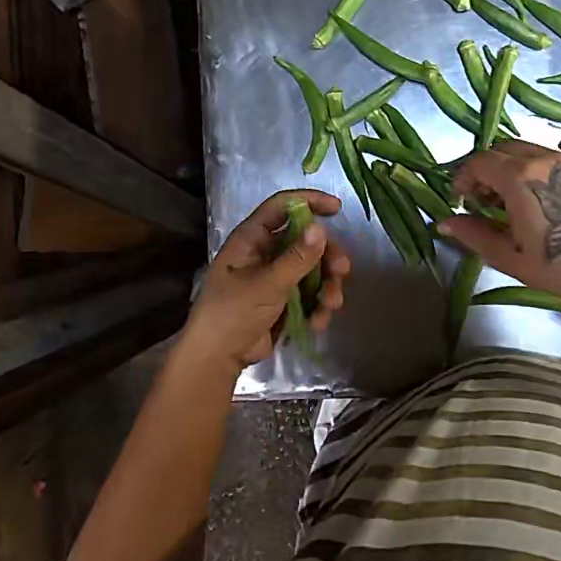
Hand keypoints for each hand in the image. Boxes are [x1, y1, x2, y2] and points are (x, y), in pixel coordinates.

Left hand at [178, 190, 350, 373]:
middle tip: (343, 271)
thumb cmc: (232, 313)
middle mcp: (265, 253)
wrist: (218, 359)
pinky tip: (317, 322)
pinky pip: (310, 293)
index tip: (337, 208)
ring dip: (327, 286)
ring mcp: (276, 277)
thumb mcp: (267, 284)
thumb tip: (320, 228)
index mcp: (252, 240)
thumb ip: (297, 257)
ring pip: (314, 270)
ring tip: (331, 305)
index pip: (282, 207)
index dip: (309, 201)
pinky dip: (318, 306)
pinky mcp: (285, 300)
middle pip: (307, 241)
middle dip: (328, 257)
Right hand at [440, 140, 560, 320]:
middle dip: (485, 170)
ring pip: (528, 152)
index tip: (460, 199)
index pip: (480, 162)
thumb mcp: (507, 255)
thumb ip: (472, 234)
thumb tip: (443, 224)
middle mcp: (545, 160)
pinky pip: (551, 161)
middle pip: (503, 149)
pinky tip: (537, 202)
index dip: (464, 177)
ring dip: (509, 169)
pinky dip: (533, 171)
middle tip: (481, 199)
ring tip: (508, 203)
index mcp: (520, 177)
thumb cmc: (558, 266)